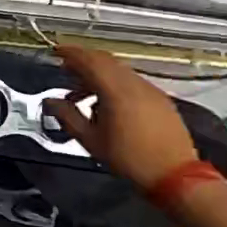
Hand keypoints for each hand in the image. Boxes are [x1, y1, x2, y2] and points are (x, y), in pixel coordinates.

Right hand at [43, 44, 198, 189]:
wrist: (176, 176)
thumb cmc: (129, 159)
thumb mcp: (91, 141)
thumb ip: (68, 117)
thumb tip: (51, 101)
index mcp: (115, 91)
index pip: (89, 61)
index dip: (70, 52)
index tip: (56, 50)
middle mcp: (134, 84)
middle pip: (105, 60)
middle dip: (84, 60)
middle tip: (66, 69)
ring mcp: (150, 90)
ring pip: (120, 70)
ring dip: (99, 73)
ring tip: (83, 92)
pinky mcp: (161, 99)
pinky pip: (132, 81)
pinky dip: (115, 83)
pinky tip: (107, 103)